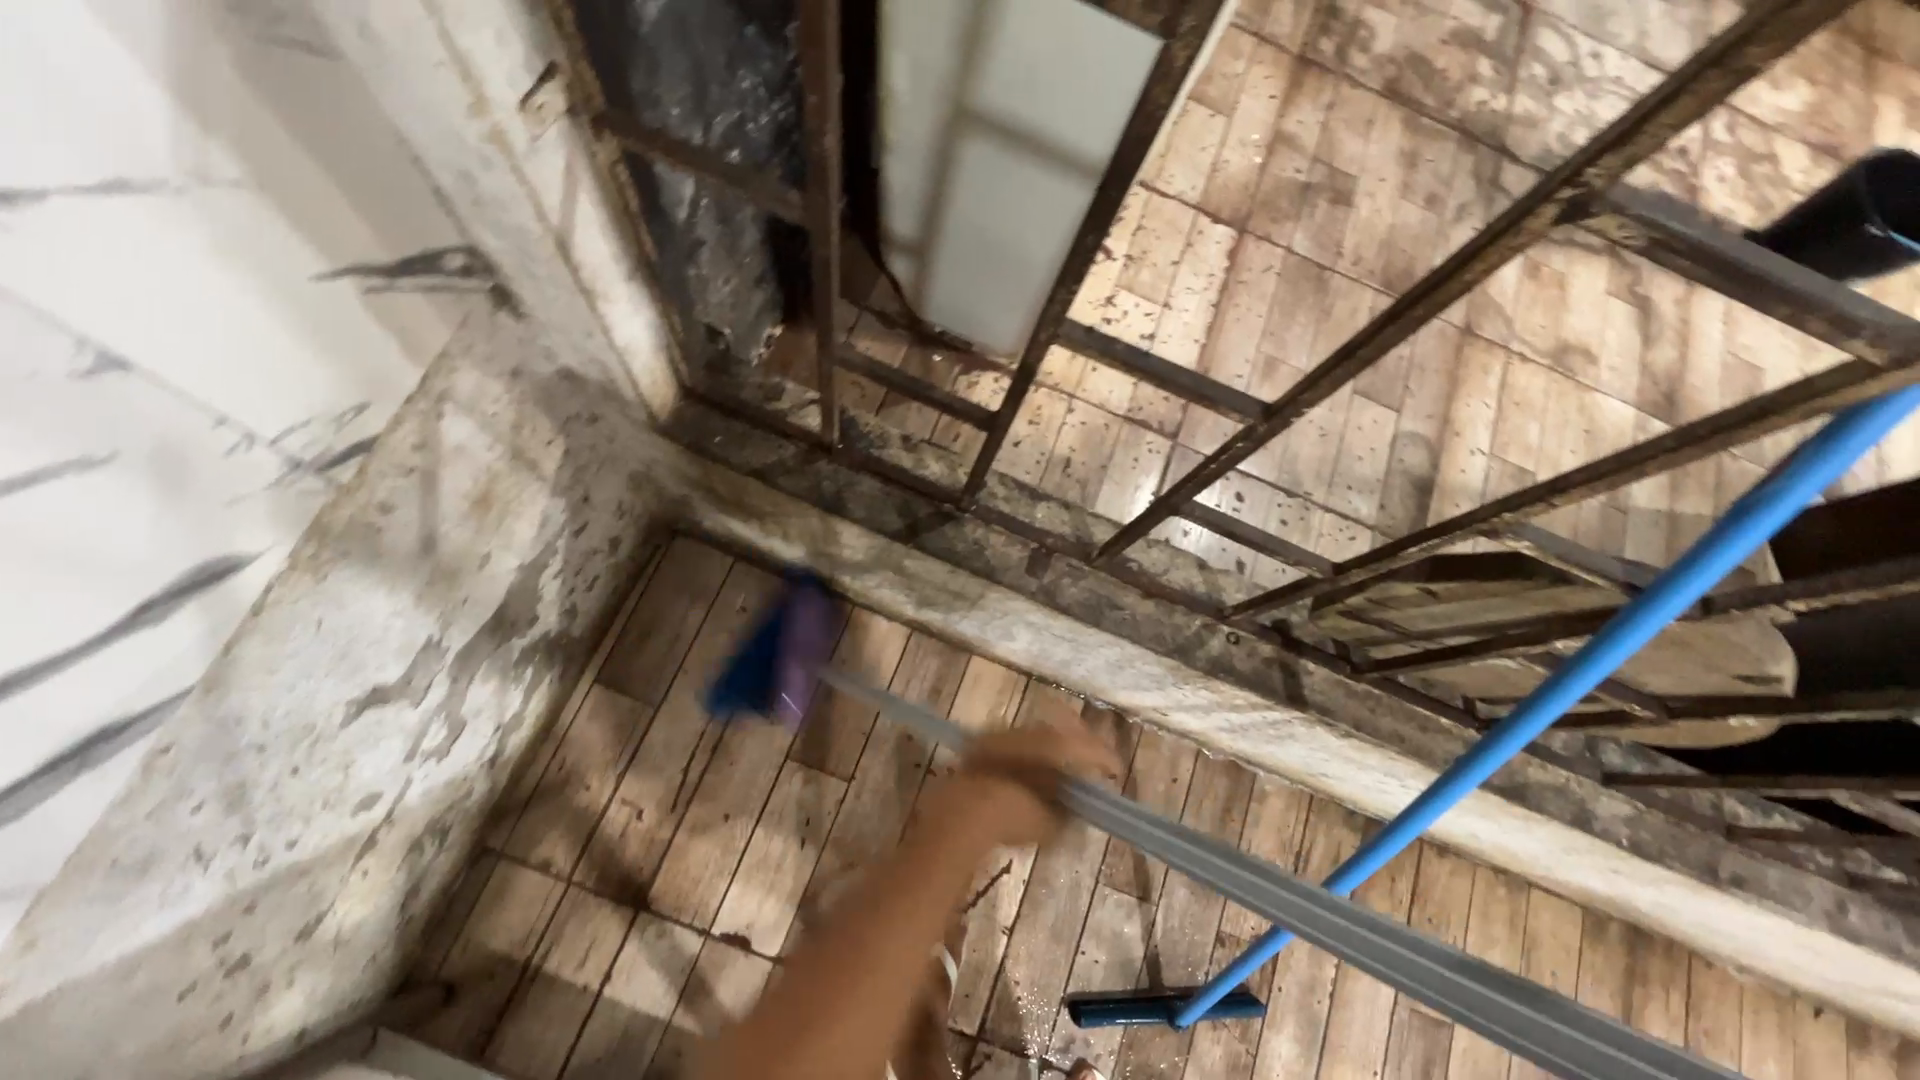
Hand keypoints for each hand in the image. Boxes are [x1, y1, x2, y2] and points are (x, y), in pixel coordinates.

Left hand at [939, 717, 1123, 847]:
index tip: (1114, 771)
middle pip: (1063, 732)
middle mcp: (1032, 730)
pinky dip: (1028, 756)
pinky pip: (1015, 745)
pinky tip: (1029, 773)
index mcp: (1056, 743)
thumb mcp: (1052, 823)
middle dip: (1078, 746)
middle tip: (1089, 765)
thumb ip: (1069, 811)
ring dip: (1051, 750)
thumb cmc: (1014, 817)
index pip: (1090, 745)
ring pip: (1037, 736)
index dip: (1105, 758)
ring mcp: (1004, 734)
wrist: (960, 813)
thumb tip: (1075, 807)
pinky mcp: (982, 744)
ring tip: (1059, 771)